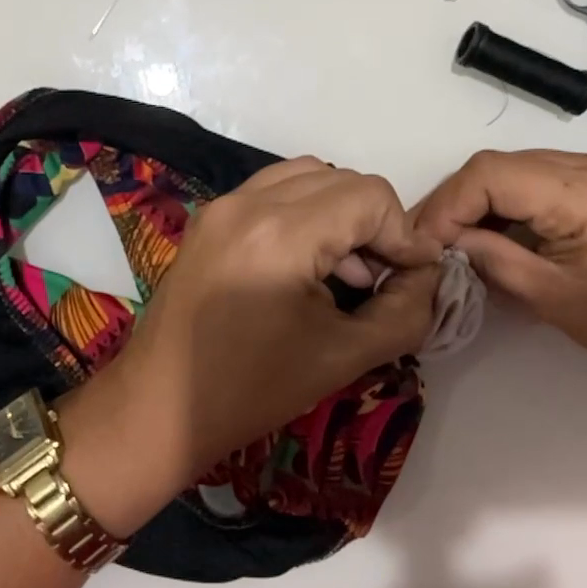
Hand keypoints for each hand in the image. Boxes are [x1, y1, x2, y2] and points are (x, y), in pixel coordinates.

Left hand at [63, 158, 441, 531]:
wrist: (157, 410)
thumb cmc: (251, 391)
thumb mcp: (343, 357)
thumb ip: (404, 312)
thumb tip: (429, 276)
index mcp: (281, 233)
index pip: (370, 197)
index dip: (404, 234)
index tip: (414, 277)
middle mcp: (247, 203)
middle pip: (341, 180)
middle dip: (376, 222)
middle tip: (386, 276)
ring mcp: (222, 206)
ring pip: (307, 177)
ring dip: (341, 213)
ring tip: (352, 271)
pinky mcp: (208, 219)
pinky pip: (274, 192)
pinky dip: (306, 212)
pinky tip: (311, 265)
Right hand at [411, 148, 586, 378]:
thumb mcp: (549, 297)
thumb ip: (490, 258)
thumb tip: (441, 239)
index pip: (494, 175)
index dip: (449, 202)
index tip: (424, 239)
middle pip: (507, 165)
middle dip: (462, 201)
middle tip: (431, 238)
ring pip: (525, 165)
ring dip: (487, 198)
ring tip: (461, 235)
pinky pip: (550, 172)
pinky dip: (519, 197)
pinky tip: (504, 226)